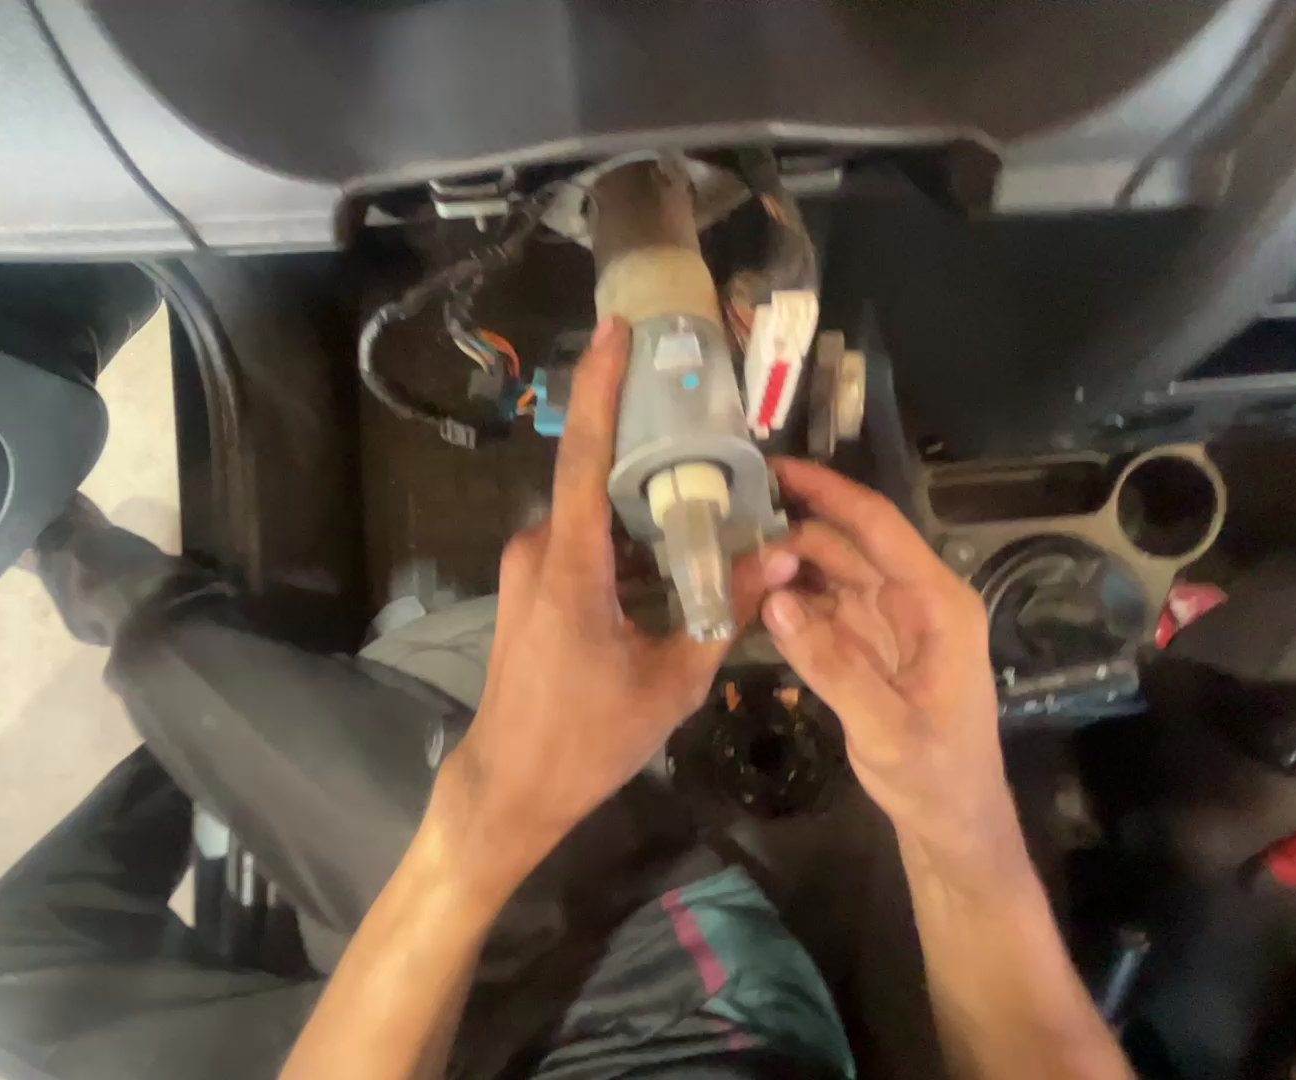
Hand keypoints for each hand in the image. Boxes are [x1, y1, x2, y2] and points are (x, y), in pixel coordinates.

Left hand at [430, 318, 792, 901]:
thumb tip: (782, 559)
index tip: (615, 330)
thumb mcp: (671, 679)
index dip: (599, 387)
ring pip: (589, 512)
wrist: (512, 782)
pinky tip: (666, 547)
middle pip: (593, 477)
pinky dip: (621, 535)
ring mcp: (526, 567)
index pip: (583, 455)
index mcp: (569, 563)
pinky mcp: (528, 586)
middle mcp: (538, 549)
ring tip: (699, 490)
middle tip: (699, 419)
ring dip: (637, 500)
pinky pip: (579, 540)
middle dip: (642, 444)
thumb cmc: (587, 738)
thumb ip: (724, 612)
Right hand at [758, 459, 1022, 885]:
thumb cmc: (935, 776)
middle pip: (845, 546)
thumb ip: (832, 665)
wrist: (951, 821)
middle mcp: (912, 600)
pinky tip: (749, 599)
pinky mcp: (864, 643)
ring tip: (729, 561)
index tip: (777, 470)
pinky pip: (819, 607)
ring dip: (785, 566)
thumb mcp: (886, 728)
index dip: (830, 494)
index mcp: (937, 605)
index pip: (879, 528)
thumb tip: (774, 600)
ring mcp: (886, 622)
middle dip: (791, 533)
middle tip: (728, 532)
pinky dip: (787, 600)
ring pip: (828, 573)